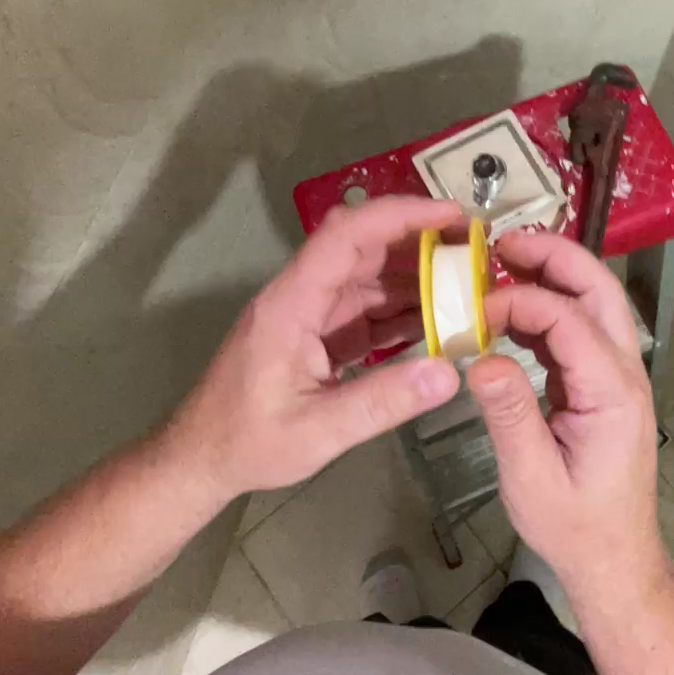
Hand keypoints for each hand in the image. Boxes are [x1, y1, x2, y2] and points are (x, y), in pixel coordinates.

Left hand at [158, 197, 464, 500]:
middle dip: (418, 238)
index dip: (398, 215)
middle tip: (474, 246)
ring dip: (416, 275)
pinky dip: (403, 309)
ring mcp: (311, 312)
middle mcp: (302, 295)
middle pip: (363, 245)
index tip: (450, 215)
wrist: (200, 459)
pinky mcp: (319, 333)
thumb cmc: (246, 442)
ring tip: (467, 282)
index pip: (346, 234)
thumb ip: (381, 403)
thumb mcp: (316, 431)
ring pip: (369, 275)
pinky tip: (439, 319)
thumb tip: (449, 373)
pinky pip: (367, 308)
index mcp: (292, 302)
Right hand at [468, 232, 669, 601]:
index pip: (569, 319)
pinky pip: (577, 330)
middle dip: (554, 257)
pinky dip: (546, 310)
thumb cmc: (575, 526)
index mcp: (613, 391)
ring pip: (593, 302)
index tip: (474, 313)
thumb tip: (478, 357)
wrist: (615, 557)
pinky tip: (510, 313)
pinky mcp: (600, 384)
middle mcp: (624, 371)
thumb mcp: (532, 478)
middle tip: (501, 245)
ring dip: (552, 275)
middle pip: (600, 290)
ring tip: (501, 264)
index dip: (520, 303)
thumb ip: (509, 415)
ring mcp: (616, 375)